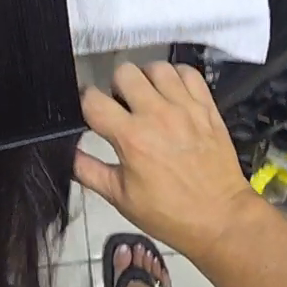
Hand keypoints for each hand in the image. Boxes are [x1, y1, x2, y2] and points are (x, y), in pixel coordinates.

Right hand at [73, 62, 267, 260]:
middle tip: (122, 106)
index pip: (93, 100)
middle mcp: (157, 115)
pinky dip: (176, 77)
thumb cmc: (169, 213)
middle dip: (116, 87)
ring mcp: (185, 107)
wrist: (220, 219)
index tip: (91, 112)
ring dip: (146, 79)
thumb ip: (88, 171)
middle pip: (124, 73)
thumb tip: (67, 153)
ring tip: (148, 98)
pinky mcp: (206, 107)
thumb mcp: (120, 198)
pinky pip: (188, 72)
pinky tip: (172, 94)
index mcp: (131, 138)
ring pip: (156, 67)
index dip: (86, 103)